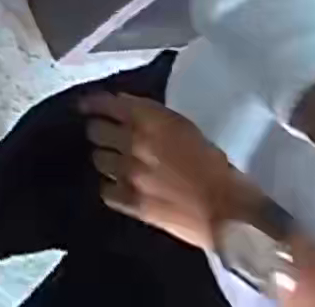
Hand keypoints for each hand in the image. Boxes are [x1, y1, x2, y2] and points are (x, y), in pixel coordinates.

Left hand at [82, 91, 262, 250]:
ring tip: (118, 164)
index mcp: (145, 118)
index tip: (84, 107)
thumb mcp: (179, 124)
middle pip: (95, 131)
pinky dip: (111, 187)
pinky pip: (105, 190)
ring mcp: (128, 172)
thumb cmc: (211, 163)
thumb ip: (147, 114)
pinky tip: (121, 187)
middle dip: (100, 132)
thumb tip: (120, 106)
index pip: (103, 104)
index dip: (90, 104)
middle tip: (108, 138)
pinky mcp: (131, 202)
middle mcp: (131, 141)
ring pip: (98, 159)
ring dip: (106, 159)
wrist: (230, 210)